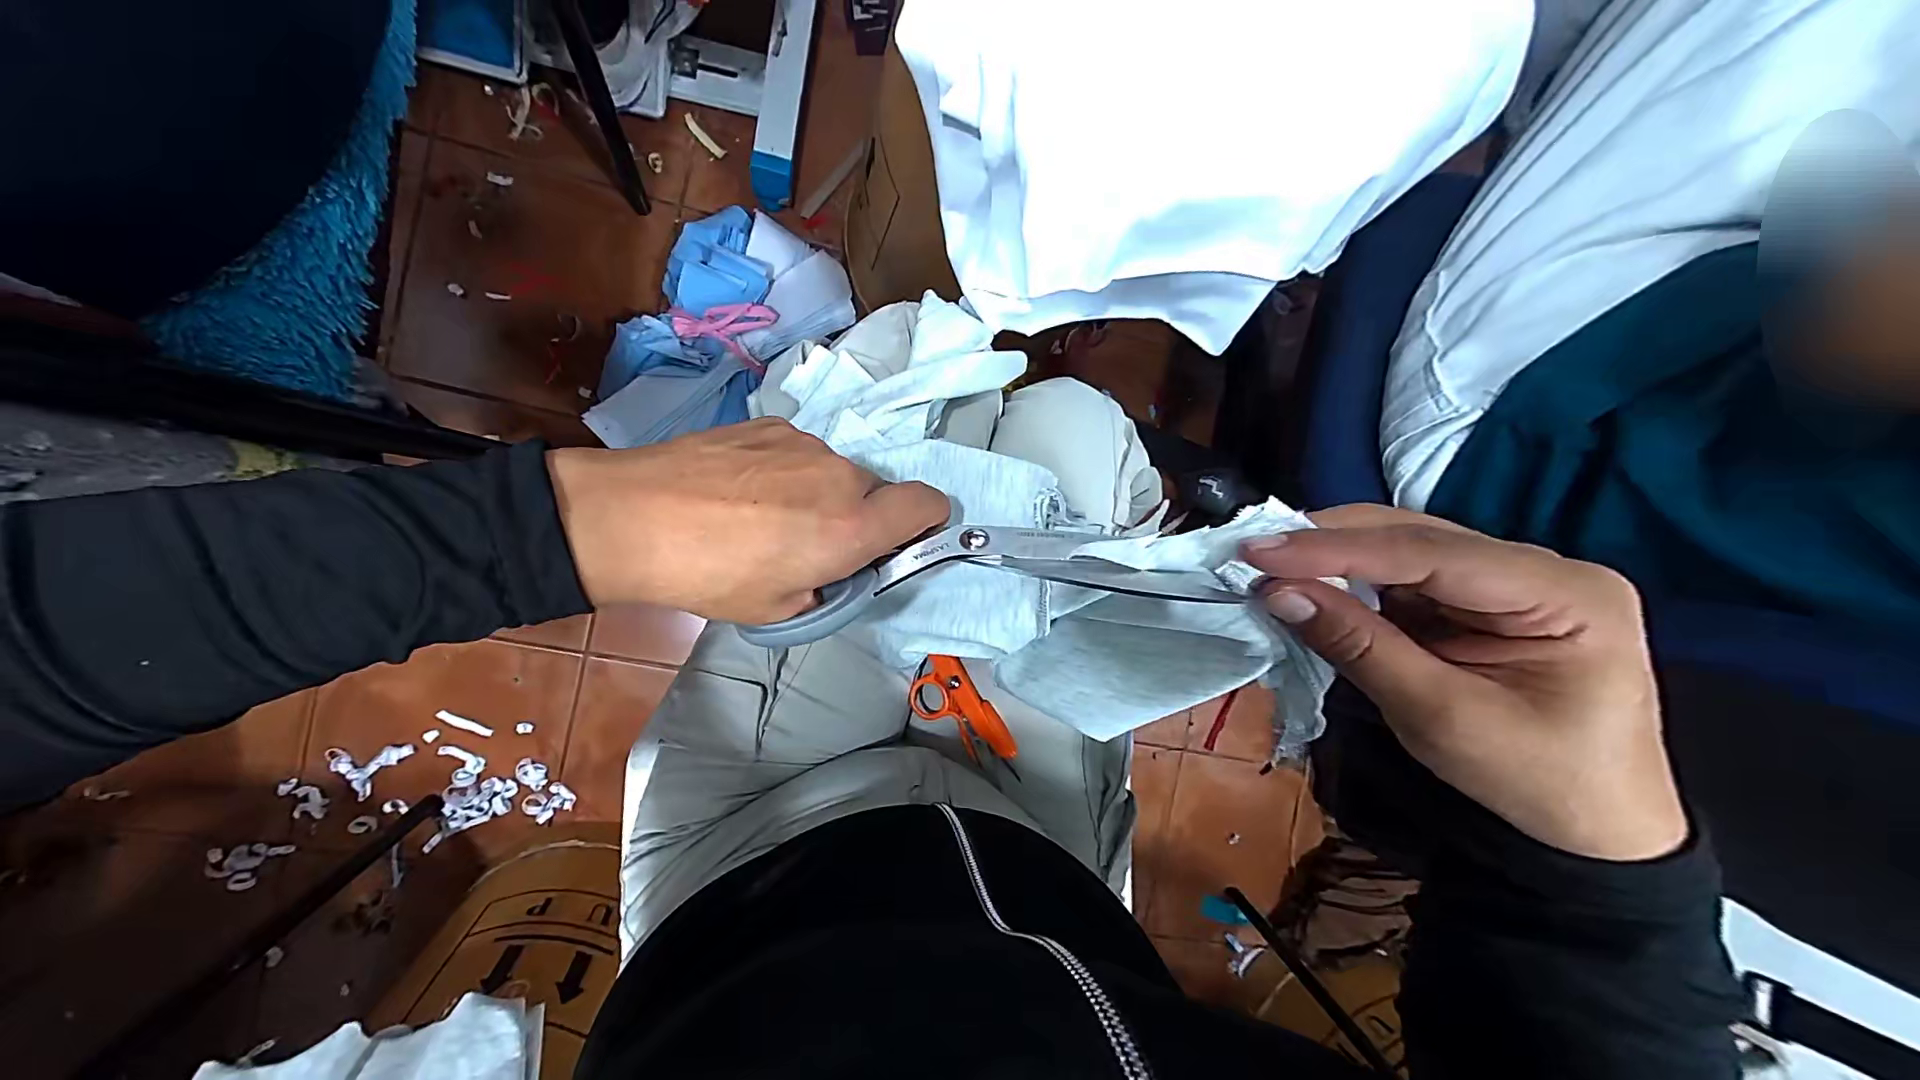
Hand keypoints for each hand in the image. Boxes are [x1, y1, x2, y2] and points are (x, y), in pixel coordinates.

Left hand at [547, 418, 949, 624]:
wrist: (629, 517)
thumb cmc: (708, 576)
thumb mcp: (781, 608)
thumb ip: (831, 581)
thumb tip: (839, 563)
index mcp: (852, 528)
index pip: (929, 504)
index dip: (927, 523)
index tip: (899, 540)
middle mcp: (840, 476)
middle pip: (878, 491)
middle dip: (861, 517)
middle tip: (812, 542)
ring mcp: (805, 443)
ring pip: (837, 471)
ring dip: (821, 493)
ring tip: (764, 514)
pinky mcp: (771, 424)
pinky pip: (801, 452)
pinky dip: (789, 471)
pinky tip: (742, 489)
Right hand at [1241, 505, 1686, 861]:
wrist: (1591, 830)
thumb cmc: (1533, 780)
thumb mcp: (1439, 716)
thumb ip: (1358, 645)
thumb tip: (1276, 592)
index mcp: (1563, 593)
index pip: (1428, 552)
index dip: (1335, 548)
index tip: (1259, 550)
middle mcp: (1538, 568)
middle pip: (1415, 535)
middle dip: (1328, 540)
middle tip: (1252, 550)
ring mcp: (1506, 580)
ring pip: (1401, 547)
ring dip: (1331, 555)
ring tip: (1268, 562)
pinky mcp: (1474, 599)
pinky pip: (1399, 575)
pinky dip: (1347, 578)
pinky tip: (1307, 580)